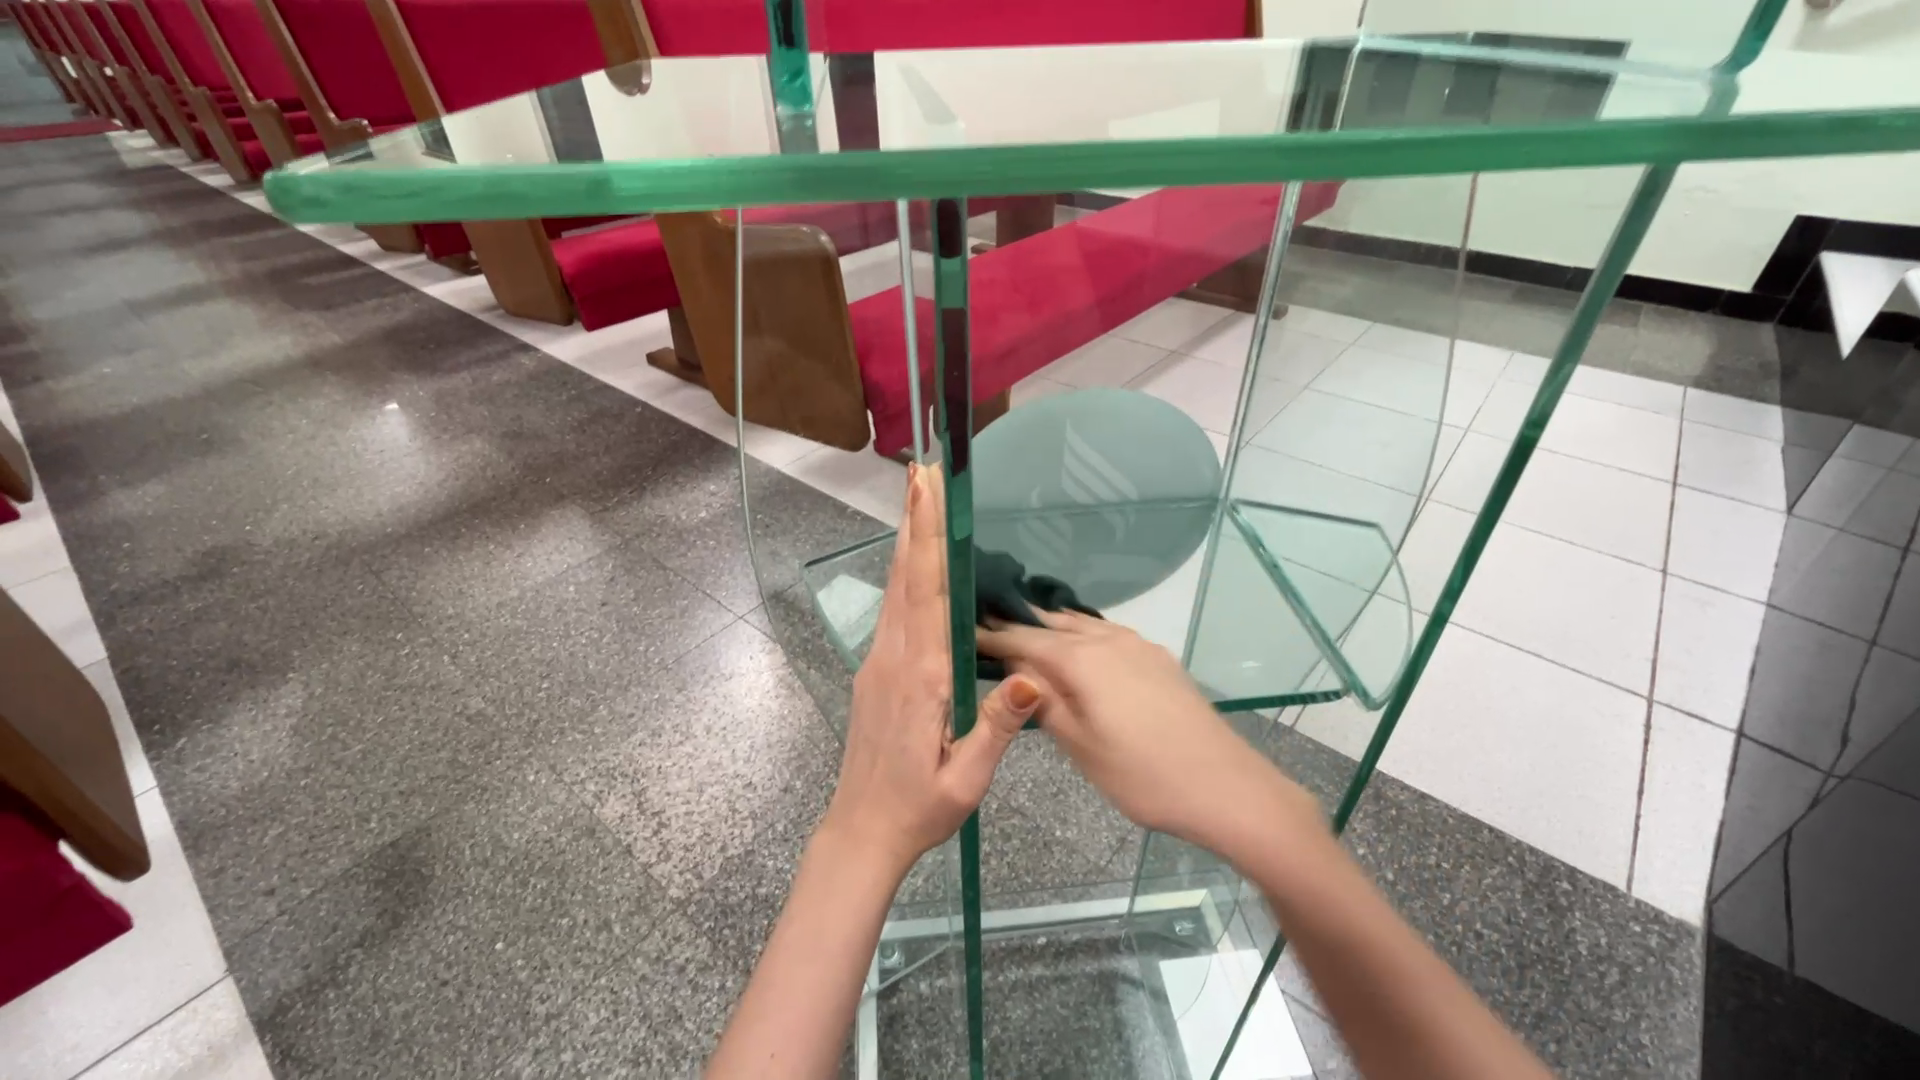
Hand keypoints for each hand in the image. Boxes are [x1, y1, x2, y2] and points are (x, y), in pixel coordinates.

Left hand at [821, 464, 1040, 876]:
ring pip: (894, 589)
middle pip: (906, 575)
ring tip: (916, 498)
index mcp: (922, 676)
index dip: (928, 537)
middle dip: (915, 520)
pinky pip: (891, 611)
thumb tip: (1030, 679)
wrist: (861, 832)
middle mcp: (895, 657)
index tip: (925, 490)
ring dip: (906, 541)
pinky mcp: (874, 672)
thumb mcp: (966, 779)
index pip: (928, 592)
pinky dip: (902, 574)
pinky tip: (911, 562)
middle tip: (921, 470)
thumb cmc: (920, 808)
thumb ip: (996, 727)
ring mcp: (878, 662)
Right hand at [977, 612, 1321, 860]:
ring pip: (1082, 626)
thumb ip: (1044, 703)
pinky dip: (1080, 634)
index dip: (992, 636)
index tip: (962, 632)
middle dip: (1019, 624)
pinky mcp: (1159, 659)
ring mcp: (1139, 646)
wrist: (1226, 787)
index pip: (1025, 639)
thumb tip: (1016, 670)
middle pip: (1053, 624)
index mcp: (1083, 660)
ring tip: (1022, 628)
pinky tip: (1077, 646)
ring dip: (1050, 625)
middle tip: (984, 623)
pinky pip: (1107, 634)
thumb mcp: (1081, 747)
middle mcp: (1109, 641)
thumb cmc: (1144, 776)